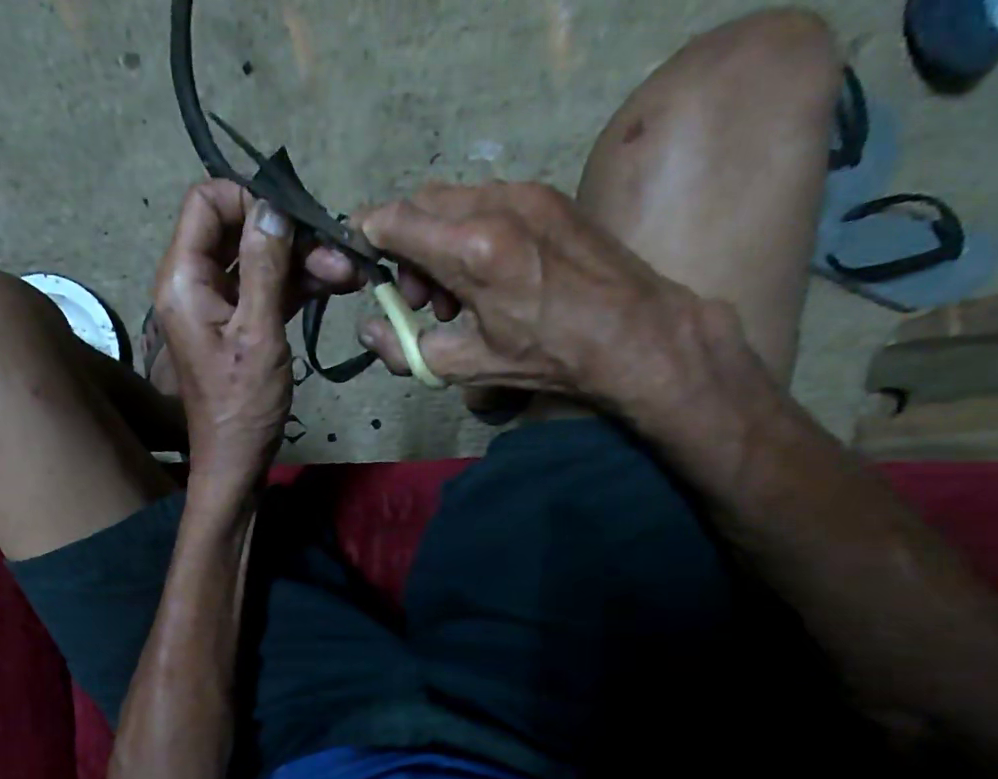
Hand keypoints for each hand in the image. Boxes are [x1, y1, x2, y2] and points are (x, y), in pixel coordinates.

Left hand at [152, 179, 356, 489]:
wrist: (235, 459)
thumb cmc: (243, 403)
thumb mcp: (258, 331)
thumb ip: (265, 265)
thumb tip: (273, 206)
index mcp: (183, 279)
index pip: (205, 202)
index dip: (249, 200)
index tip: (293, 222)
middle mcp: (192, 283)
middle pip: (236, 228)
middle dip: (288, 233)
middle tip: (337, 253)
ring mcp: (215, 303)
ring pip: (258, 257)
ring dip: (302, 260)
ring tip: (349, 276)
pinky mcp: (237, 321)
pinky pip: (266, 285)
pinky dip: (298, 283)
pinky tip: (338, 286)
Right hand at [356, 181, 735, 415]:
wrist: (637, 333)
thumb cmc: (548, 356)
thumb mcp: (464, 366)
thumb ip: (403, 348)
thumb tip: (369, 328)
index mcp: (472, 250)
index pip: (391, 220)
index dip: (364, 238)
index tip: (359, 264)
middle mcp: (495, 206)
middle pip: (417, 204)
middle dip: (401, 246)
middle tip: (417, 296)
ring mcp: (525, 193)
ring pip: (450, 199)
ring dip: (434, 239)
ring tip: (454, 292)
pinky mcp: (546, 195)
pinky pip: (483, 200)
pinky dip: (465, 230)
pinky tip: (485, 273)